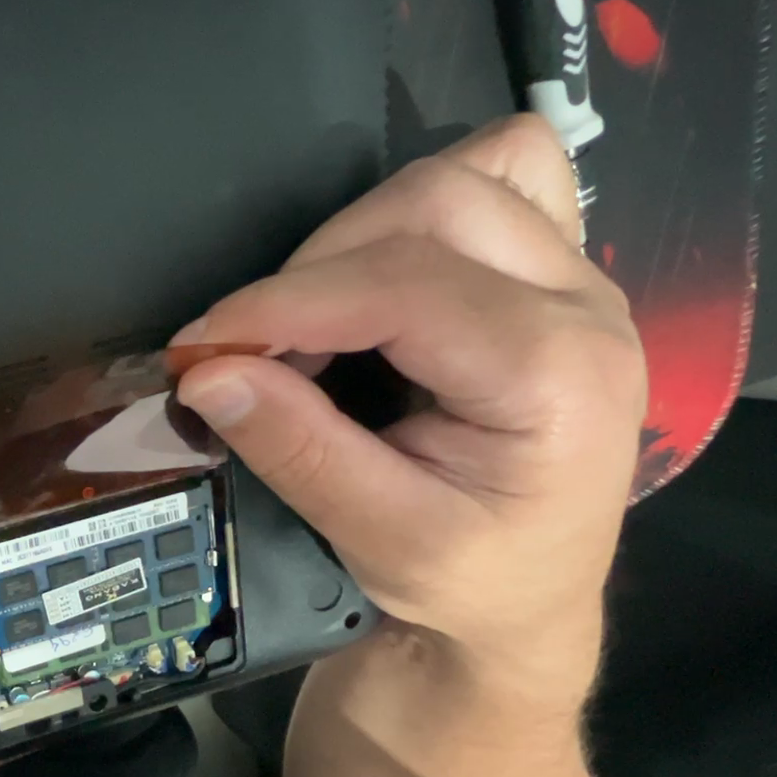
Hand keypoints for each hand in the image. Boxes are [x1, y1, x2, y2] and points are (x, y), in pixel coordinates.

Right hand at [174, 115, 644, 680]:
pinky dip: (413, 213)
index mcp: (553, 375)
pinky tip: (370, 279)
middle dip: (310, 271)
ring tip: (304, 321)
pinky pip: (497, 180)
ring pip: (461, 177)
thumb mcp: (377, 536)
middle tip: (248, 350)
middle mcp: (580, 304)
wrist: (525, 599)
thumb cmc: (467, 581)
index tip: (196, 347)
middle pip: (431, 207)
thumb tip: (205, 375)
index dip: (281, 304)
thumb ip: (296, 449)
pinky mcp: (548, 274)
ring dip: (352, 238)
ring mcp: (574, 278)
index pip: (401, 286)